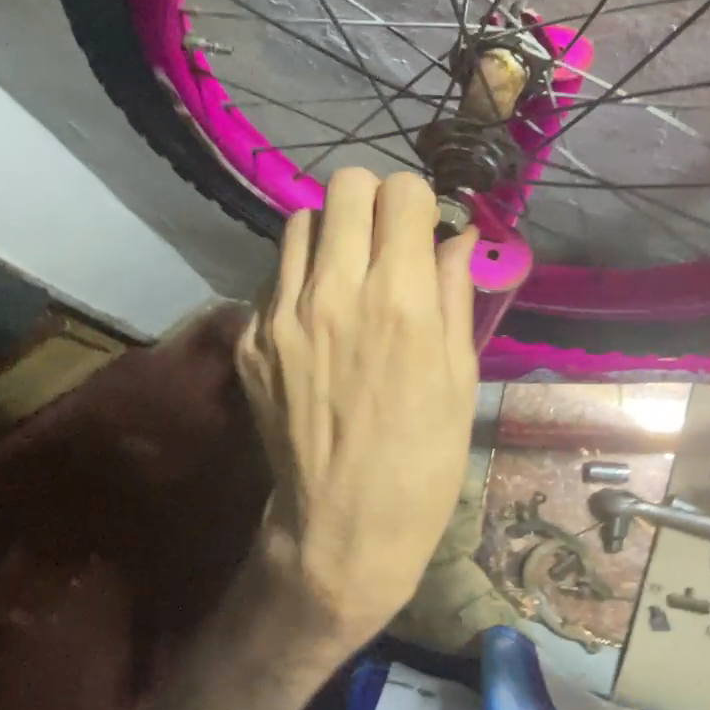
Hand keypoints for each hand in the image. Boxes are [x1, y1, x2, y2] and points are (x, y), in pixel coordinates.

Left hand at [236, 168, 479, 657]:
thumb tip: (457, 237)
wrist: (342, 523)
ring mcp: (281, 313)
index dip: (418, 203)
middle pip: (345, 186)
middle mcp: (335, 292)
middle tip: (383, 240)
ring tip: (345, 275)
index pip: (400, 192)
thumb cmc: (422, 459)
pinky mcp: (250, 338)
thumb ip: (454, 294)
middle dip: (372, 201)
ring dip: (330, 235)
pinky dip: (297, 280)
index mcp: (399, 299)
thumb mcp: (459, 376)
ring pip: (299, 222)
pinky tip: (314, 320)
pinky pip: (272, 277)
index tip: (421, 230)